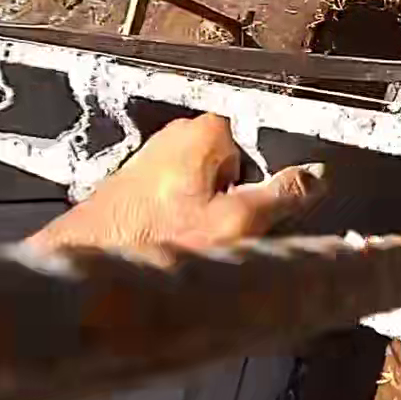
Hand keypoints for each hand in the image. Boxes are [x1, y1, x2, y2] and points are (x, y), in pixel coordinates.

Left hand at [27, 113, 326, 250]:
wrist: (82, 269)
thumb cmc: (156, 243)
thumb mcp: (237, 222)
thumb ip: (284, 195)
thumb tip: (319, 175)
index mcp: (208, 130)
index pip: (267, 145)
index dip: (274, 182)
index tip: (269, 214)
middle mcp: (180, 134)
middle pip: (241, 166)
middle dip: (243, 200)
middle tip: (233, 235)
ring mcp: (157, 158)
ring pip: (212, 186)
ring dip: (215, 214)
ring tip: (201, 244)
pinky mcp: (140, 184)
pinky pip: (184, 199)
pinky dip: (188, 221)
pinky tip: (177, 244)